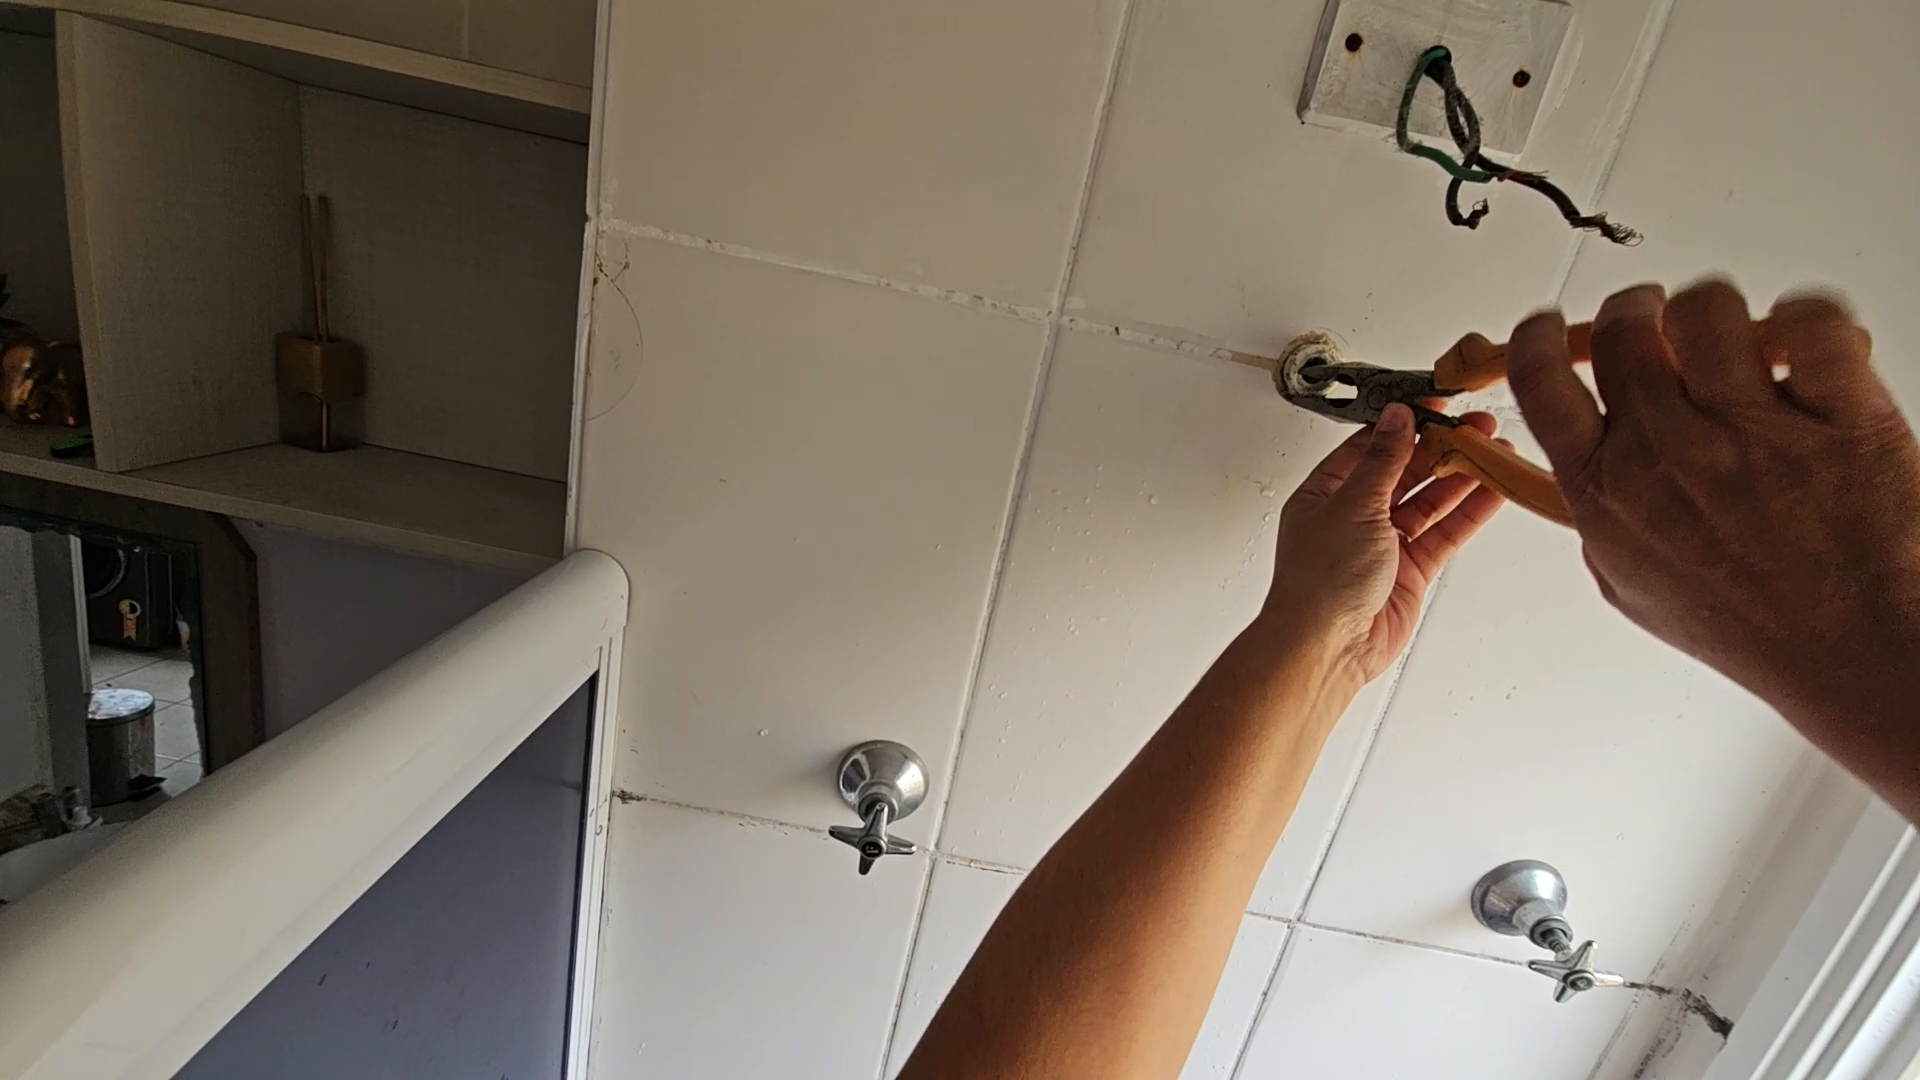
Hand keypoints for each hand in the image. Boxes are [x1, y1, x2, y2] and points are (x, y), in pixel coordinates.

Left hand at [1263, 404, 1505, 682]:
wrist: (1329, 643)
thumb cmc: (1321, 579)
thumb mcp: (1352, 506)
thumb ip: (1382, 462)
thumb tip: (1396, 418)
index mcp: (1323, 495)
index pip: (1366, 448)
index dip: (1401, 425)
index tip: (1435, 403)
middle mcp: (1351, 515)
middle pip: (1401, 471)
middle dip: (1439, 446)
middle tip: (1479, 423)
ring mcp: (1382, 542)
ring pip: (1428, 499)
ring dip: (1461, 474)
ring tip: (1497, 446)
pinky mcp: (1410, 568)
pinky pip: (1443, 531)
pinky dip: (1468, 509)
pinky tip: (1495, 486)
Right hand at [1506, 281, 1919, 734]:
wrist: (1851, 648)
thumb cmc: (1741, 620)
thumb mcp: (1620, 574)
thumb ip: (1592, 512)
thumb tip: (1583, 474)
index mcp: (1602, 486)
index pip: (1541, 385)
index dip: (1535, 341)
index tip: (1543, 327)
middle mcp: (1664, 449)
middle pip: (1623, 334)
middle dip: (1628, 308)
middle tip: (1642, 312)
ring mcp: (1751, 430)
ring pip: (1707, 313)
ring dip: (1705, 307)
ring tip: (1721, 326)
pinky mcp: (1842, 417)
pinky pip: (1814, 325)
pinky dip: (1803, 316)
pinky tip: (1796, 340)